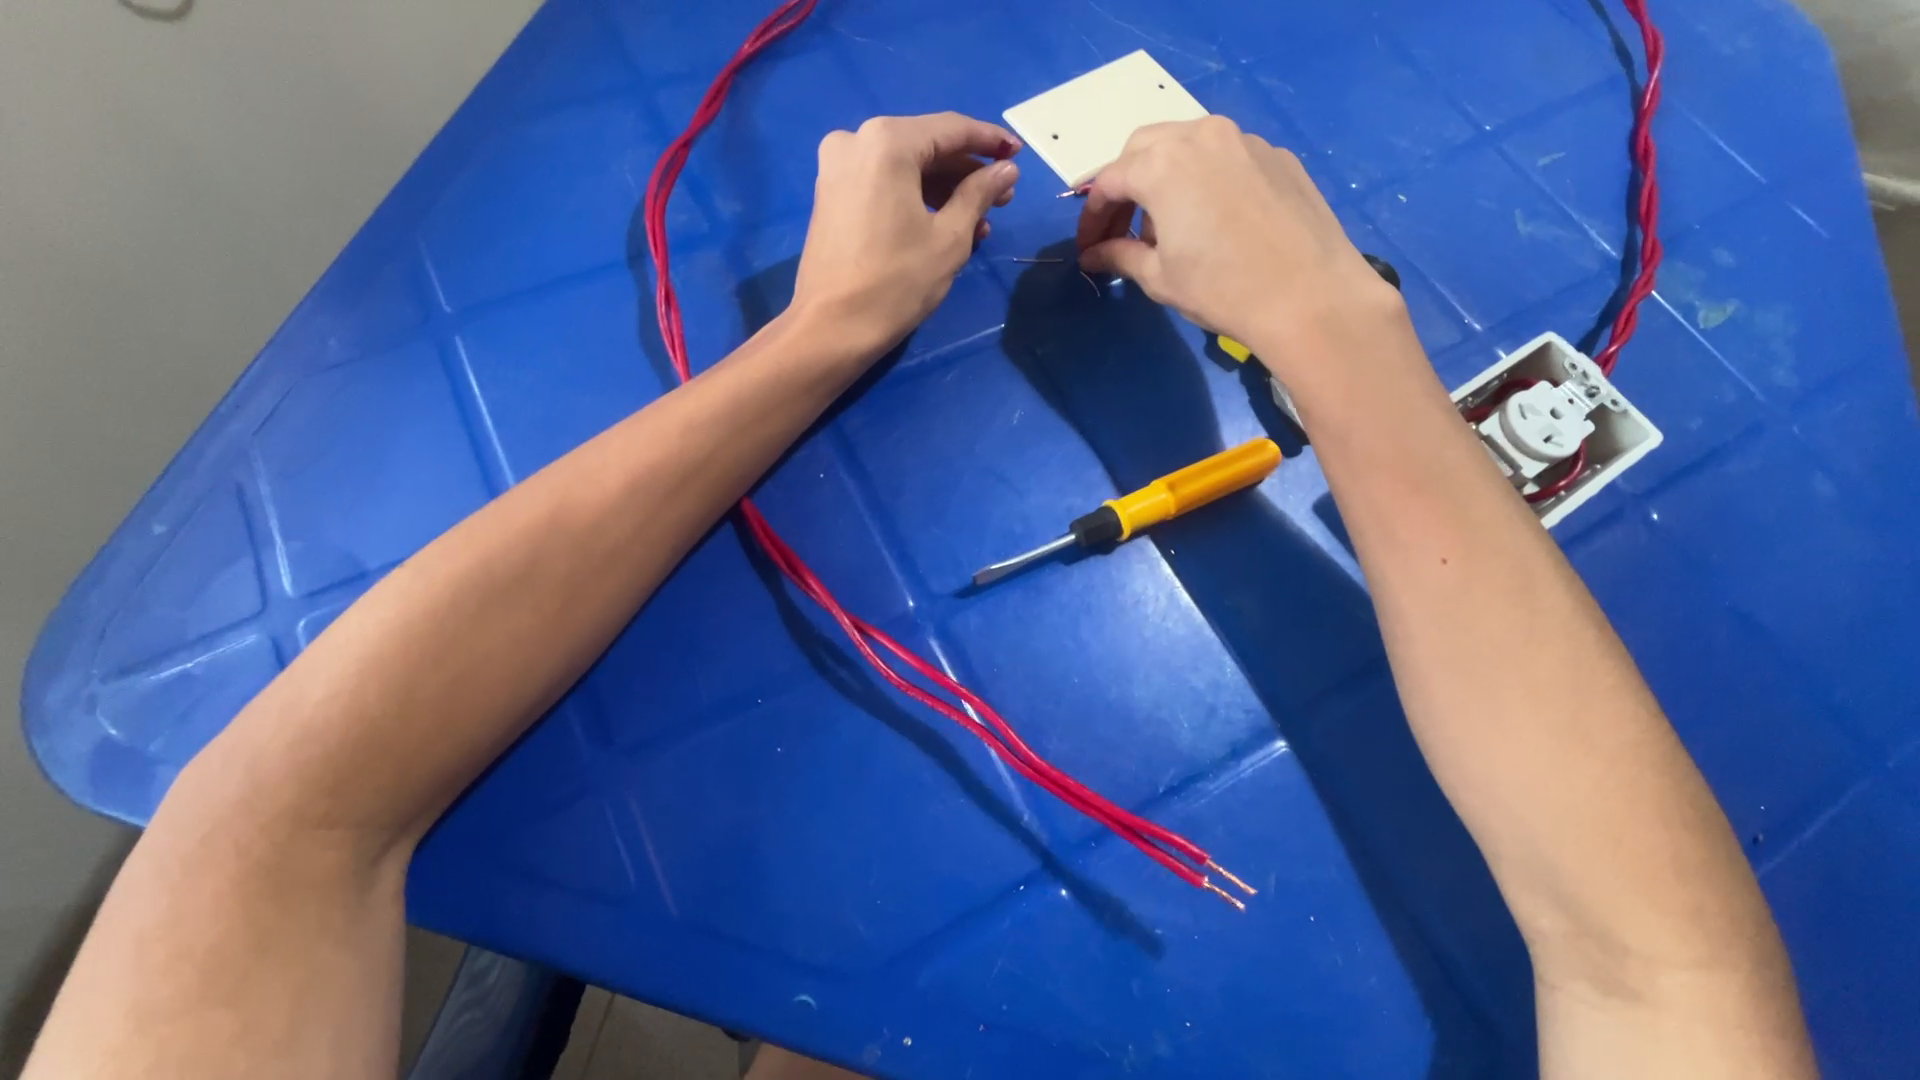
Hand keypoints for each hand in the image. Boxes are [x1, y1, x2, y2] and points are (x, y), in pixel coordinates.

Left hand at [793, 112, 1020, 358]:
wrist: (832, 328)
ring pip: (906, 167)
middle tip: (1004, 196)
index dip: (989, 141)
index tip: (1019, 153)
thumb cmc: (896, 283)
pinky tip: (947, 224)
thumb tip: (1006, 168)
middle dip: (967, 172)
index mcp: (887, 142)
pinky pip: (884, 184)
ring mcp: (838, 167)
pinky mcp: (831, 194)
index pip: (951, 129)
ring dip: (945, 190)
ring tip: (981, 220)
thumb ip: (979, 194)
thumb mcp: (950, 238)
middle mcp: (856, 141)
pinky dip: (916, 198)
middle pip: (926, 147)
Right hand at [1075, 116, 1398, 357]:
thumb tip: (1094, 255)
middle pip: (1145, 148)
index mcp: (1162, 164)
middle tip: (1121, 229)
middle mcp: (1201, 136)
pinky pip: (1227, 158)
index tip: (1089, 247)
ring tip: (1168, 226)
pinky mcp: (1278, 156)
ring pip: (1188, 145)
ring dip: (1165, 177)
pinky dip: (1206, 179)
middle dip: (1125, 185)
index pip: (1109, 180)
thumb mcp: (1159, 277)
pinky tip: (1214, 220)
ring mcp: (1244, 140)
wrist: (1309, 296)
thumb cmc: (1221, 288)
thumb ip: (1120, 256)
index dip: (1092, 215)